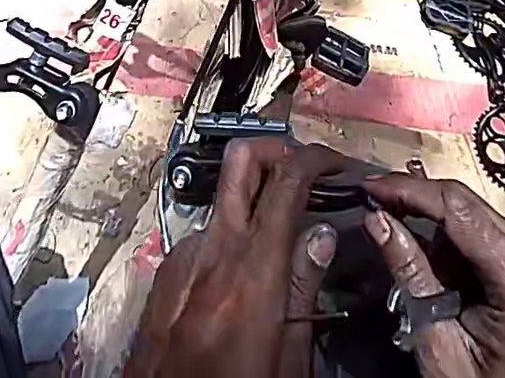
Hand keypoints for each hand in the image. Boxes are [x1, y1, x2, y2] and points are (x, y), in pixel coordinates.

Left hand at [128, 137, 348, 377]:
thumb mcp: (289, 357)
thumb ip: (303, 286)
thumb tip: (321, 234)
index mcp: (253, 270)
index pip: (287, 182)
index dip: (316, 159)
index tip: (336, 162)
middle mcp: (214, 248)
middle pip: (241, 159)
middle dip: (275, 148)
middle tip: (301, 166)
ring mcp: (185, 254)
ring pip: (225, 201)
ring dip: (253, 205)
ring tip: (277, 240)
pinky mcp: (168, 269)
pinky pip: (206, 237)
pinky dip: (229, 243)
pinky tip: (240, 279)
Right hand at [362, 174, 504, 377]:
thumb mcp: (443, 349)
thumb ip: (412, 276)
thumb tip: (377, 221)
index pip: (458, 208)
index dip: (409, 190)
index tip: (372, 187)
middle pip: (469, 206)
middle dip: (417, 200)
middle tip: (376, 202)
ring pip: (477, 217)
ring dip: (435, 224)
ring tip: (402, 243)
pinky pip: (490, 238)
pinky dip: (456, 244)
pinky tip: (435, 266)